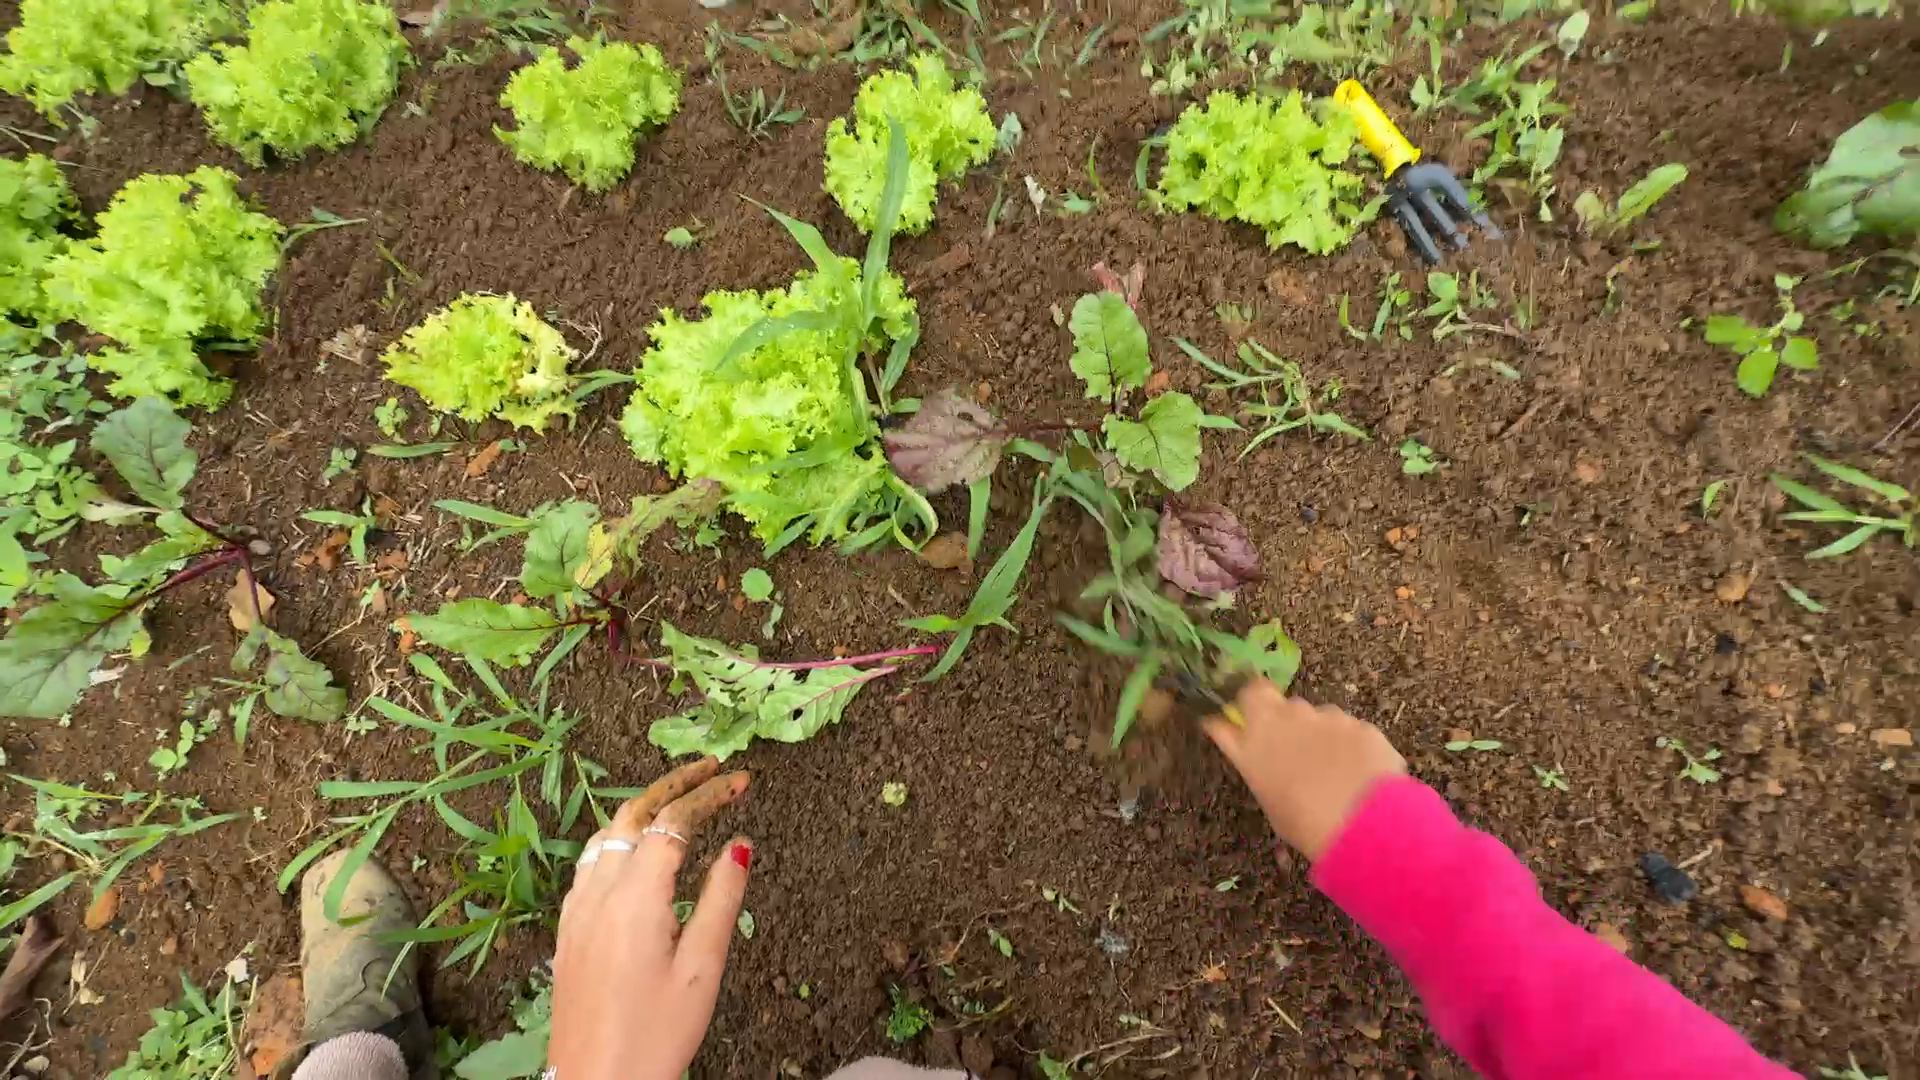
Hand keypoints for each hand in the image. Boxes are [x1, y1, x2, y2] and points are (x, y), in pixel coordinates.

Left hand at [550, 757, 751, 1079]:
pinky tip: (638, 849)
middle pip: (632, 815)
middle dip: (673, 784)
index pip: (672, 824)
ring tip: (678, 799)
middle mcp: (597, 896)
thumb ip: (721, 898)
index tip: (742, 781)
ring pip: (605, 835)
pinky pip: (590, 863)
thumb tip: (739, 845)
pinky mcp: (567, 932)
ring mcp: (576, 913)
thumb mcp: (702, 967)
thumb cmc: (656, 1034)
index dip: (709, 794)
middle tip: (711, 768)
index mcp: (634, 901)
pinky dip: (619, 836)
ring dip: (643, 807)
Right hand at [1203, 681, 1405, 860]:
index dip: (1247, 705)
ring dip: (1320, 732)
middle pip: (1280, 702)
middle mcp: (1287, 716)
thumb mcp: (1265, 793)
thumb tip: (1257, 751)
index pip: (1244, 696)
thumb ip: (1257, 761)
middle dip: (1284, 719)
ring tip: (1335, 768)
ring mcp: (1326, 717)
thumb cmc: (1303, 822)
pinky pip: (1351, 730)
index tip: (1249, 720)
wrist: (1363, 826)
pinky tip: (1361, 773)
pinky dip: (1352, 745)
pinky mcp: (1360, 725)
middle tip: (1294, 748)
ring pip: (1318, 715)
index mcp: (1257, 733)